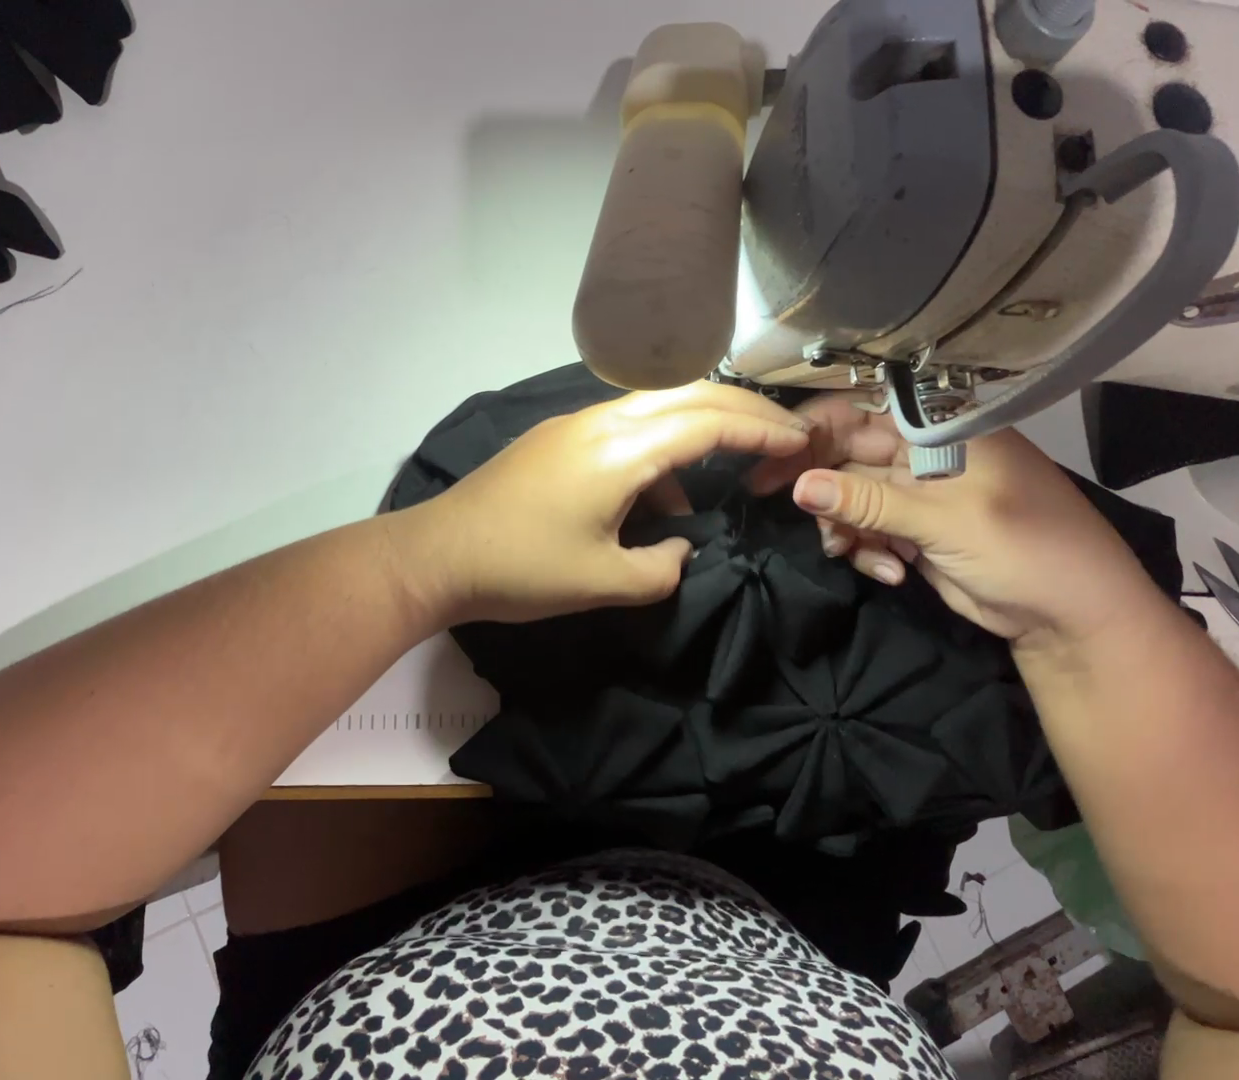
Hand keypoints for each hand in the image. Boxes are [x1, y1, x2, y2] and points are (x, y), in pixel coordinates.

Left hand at [397, 382, 811, 623]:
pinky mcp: (556, 440)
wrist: (437, 556)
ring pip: (656, 409)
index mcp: (620, 449)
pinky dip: (657, 454)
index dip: (761, 429)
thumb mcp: (605, 583)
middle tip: (781, 437)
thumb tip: (682, 547)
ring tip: (718, 485)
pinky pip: (625, 430)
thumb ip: (664, 567)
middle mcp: (601, 420)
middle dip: (742, 411)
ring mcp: (574, 424)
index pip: (709, 422)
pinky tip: (654, 502)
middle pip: (688, 395)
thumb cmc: (521, 570)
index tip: (800, 442)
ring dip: (696, 436)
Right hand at [746, 393, 1165, 653]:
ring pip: (850, 496)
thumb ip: (868, 502)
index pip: (863, 409)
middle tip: (783, 506)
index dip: (814, 428)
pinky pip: (867, 529)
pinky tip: (890, 572)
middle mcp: (924, 454)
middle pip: (847, 453)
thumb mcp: (943, 522)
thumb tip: (797, 487)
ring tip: (849, 554)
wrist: (1071, 617)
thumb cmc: (1024, 549)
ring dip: (843, 526)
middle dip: (819, 484)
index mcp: (942, 430)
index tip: (773, 456)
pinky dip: (866, 549)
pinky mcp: (915, 531)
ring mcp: (918, 494)